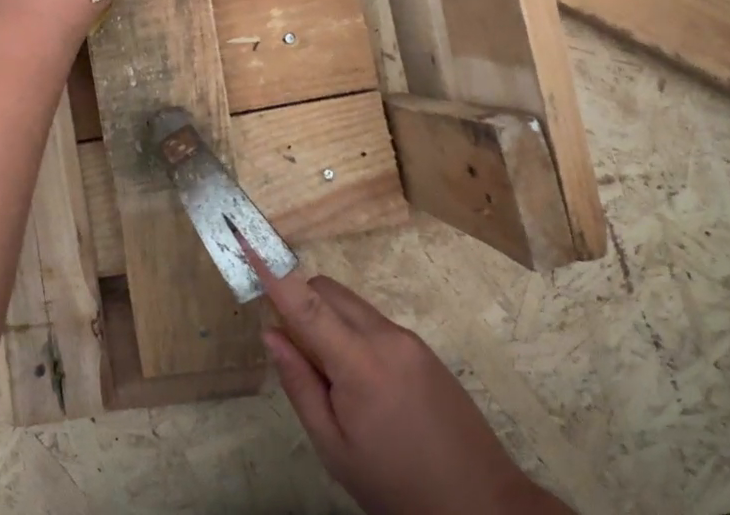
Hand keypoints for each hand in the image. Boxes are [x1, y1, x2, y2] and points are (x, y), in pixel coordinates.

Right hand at [259, 269, 573, 514]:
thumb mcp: (334, 447)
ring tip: (329, 378)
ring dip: (326, 318)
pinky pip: (374, 323)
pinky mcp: (425, 350)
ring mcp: (410, 341)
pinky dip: (351, 333)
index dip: (273, 272)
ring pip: (351, 305)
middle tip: (290, 347)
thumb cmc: (396, 484)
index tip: (247, 240)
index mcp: (359, 363)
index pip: (305, 304)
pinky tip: (360, 384)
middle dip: (298, 300)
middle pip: (327, 291)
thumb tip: (271, 334)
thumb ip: (299, 385)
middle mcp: (386, 337)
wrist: (481, 504)